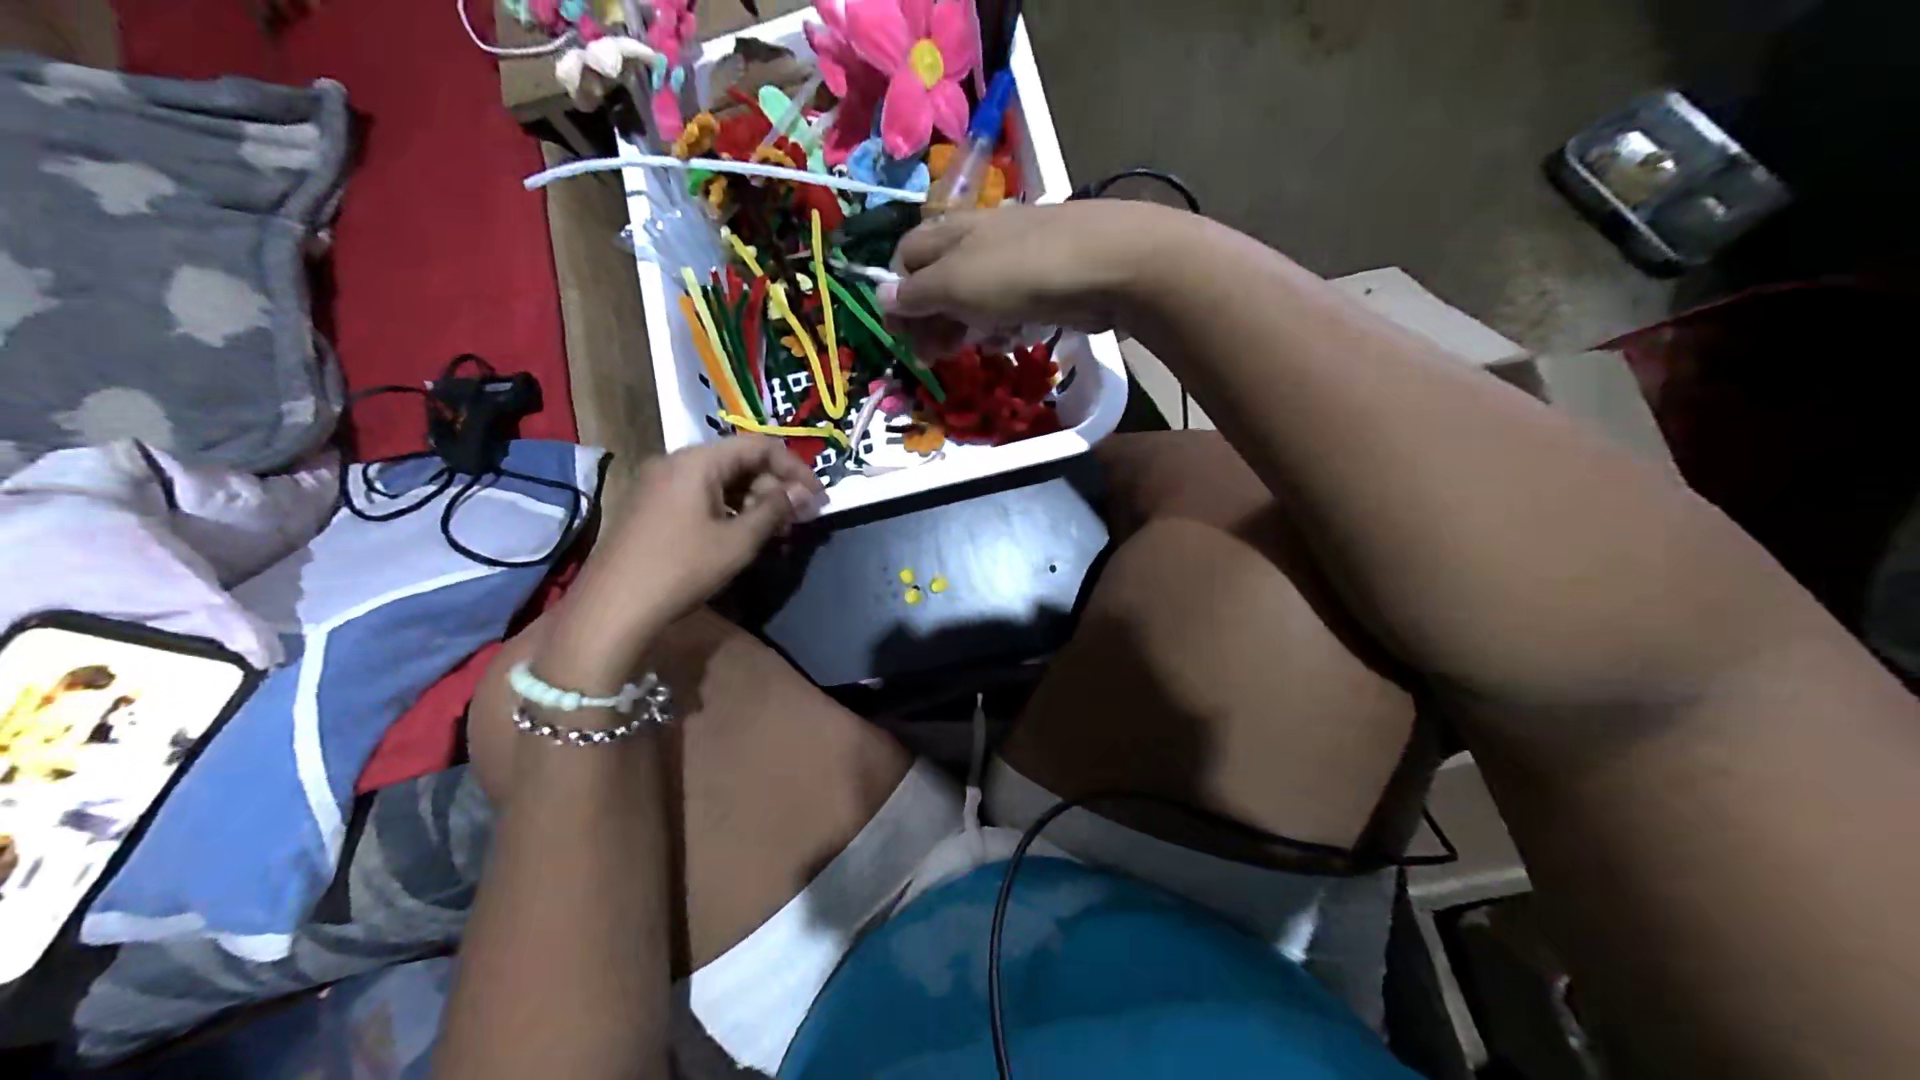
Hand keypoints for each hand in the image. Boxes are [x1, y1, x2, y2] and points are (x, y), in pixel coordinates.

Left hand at [541, 437, 823, 687]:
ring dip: (755, 502)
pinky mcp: (654, 507)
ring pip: (723, 481)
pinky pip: (703, 497)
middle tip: (800, 520)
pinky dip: (730, 511)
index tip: (818, 498)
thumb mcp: (738, 541)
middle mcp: (677, 463)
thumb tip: (802, 494)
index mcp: (697, 461)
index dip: (795, 468)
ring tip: (777, 533)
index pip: (759, 446)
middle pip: (740, 462)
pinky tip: (745, 537)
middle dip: (775, 488)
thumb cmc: (682, 569)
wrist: (614, 607)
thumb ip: (774, 510)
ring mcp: (661, 485)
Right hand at [879, 201, 1185, 351]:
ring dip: (966, 327)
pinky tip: (1011, 340)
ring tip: (974, 350)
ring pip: (975, 298)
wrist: (1108, 264)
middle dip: (932, 319)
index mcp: (951, 233)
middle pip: (939, 281)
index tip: (902, 334)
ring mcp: (1015, 260)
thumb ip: (916, 294)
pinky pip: (1011, 306)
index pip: (906, 257)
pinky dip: (1004, 325)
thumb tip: (880, 297)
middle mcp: (979, 240)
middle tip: (934, 356)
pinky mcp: (1045, 281)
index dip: (898, 295)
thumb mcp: (955, 284)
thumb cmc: (1020, 272)